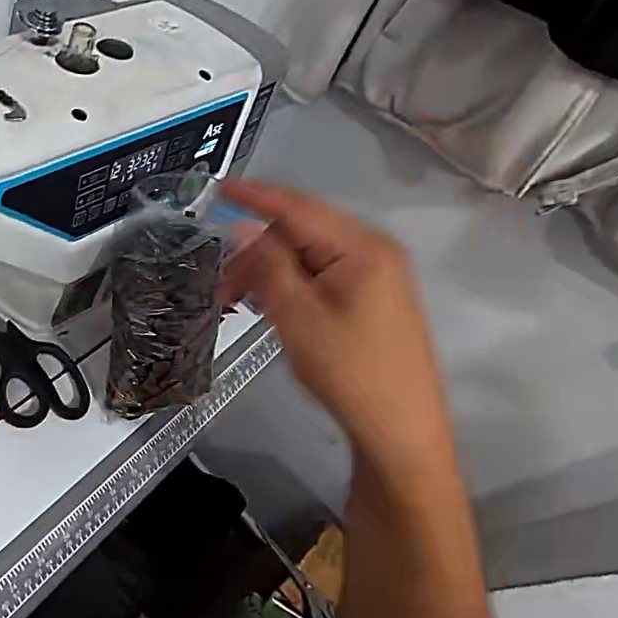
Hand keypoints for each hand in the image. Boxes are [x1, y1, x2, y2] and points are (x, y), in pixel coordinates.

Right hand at [220, 180, 457, 486]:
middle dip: (256, 250)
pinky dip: (290, 284)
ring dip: (269, 271)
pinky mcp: (372, 298)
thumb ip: (269, 266)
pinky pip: (322, 275)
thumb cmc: (348, 371)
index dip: (256, 197)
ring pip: (309, 256)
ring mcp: (377, 275)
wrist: (400, 429)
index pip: (299, 208)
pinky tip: (270, 305)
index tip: (218, 187)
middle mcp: (374, 251)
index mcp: (361, 247)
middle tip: (220, 285)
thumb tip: (244, 228)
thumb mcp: (298, 317)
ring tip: (238, 302)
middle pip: (303, 232)